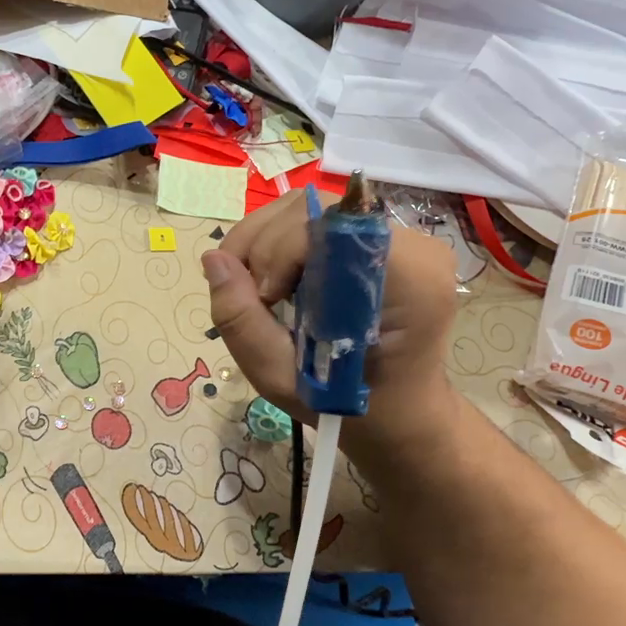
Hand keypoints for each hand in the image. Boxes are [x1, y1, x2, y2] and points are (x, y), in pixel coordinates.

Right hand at [200, 189, 463, 456]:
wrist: (398, 415)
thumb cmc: (346, 405)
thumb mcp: (281, 379)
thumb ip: (244, 322)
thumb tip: (213, 259)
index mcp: (407, 281)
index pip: (325, 227)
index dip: (278, 253)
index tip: (265, 301)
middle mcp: (411, 247)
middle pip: (308, 210)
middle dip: (262, 249)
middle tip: (253, 299)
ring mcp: (396, 239)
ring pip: (302, 209)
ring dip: (262, 246)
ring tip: (260, 292)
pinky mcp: (376, 241)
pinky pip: (310, 221)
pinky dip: (276, 247)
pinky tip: (276, 283)